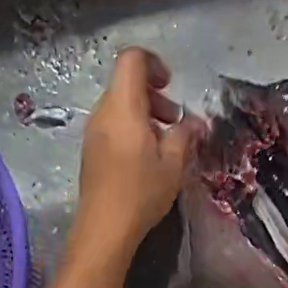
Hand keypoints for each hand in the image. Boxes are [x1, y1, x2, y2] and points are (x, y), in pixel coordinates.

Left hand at [70, 47, 196, 267]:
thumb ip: (185, 135)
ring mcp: (93, 131)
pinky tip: (146, 158)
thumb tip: (196, 122)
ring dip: (144, 114)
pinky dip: (132, 129)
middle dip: (153, 94)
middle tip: (174, 120)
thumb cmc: (141, 193)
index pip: (132, 60)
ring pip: (119, 105)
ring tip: (164, 142)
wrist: (104, 227)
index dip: (154, 63)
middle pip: (125, 83)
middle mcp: (103, 112)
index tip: (171, 85)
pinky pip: (113, 125)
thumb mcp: (173, 164)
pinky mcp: (91, 150)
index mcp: (123, 107)